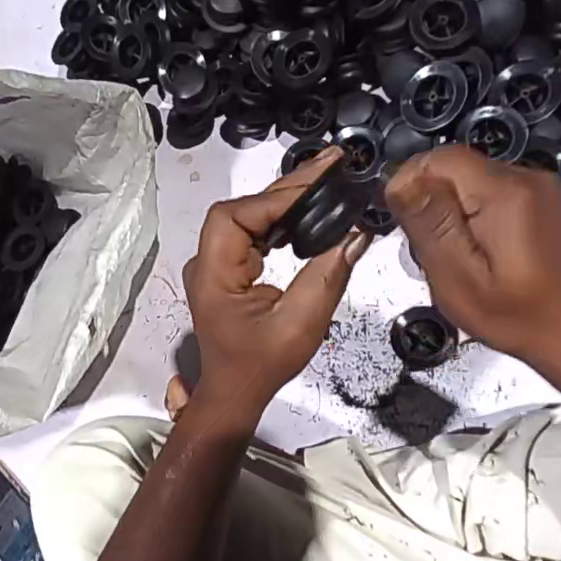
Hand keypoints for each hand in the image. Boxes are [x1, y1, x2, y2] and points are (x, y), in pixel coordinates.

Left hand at [182, 148, 369, 422]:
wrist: (236, 392)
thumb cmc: (260, 367)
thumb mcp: (300, 325)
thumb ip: (326, 276)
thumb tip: (354, 235)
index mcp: (213, 276)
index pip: (238, 215)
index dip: (278, 196)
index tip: (318, 180)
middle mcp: (207, 264)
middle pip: (244, 209)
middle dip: (288, 189)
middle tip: (331, 168)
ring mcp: (215, 265)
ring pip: (250, 216)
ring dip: (286, 200)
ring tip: (325, 183)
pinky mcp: (228, 269)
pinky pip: (253, 232)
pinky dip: (280, 220)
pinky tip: (306, 212)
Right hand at [385, 145, 560, 365]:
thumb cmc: (520, 315)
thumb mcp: (456, 276)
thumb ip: (428, 223)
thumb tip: (400, 181)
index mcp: (505, 194)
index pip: (438, 157)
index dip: (412, 186)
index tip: (411, 222)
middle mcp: (528, 181)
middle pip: (455, 170)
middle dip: (435, 207)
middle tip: (441, 250)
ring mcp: (540, 191)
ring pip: (472, 184)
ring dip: (457, 216)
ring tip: (467, 258)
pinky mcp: (544, 203)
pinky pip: (495, 197)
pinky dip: (479, 221)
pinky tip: (486, 255)